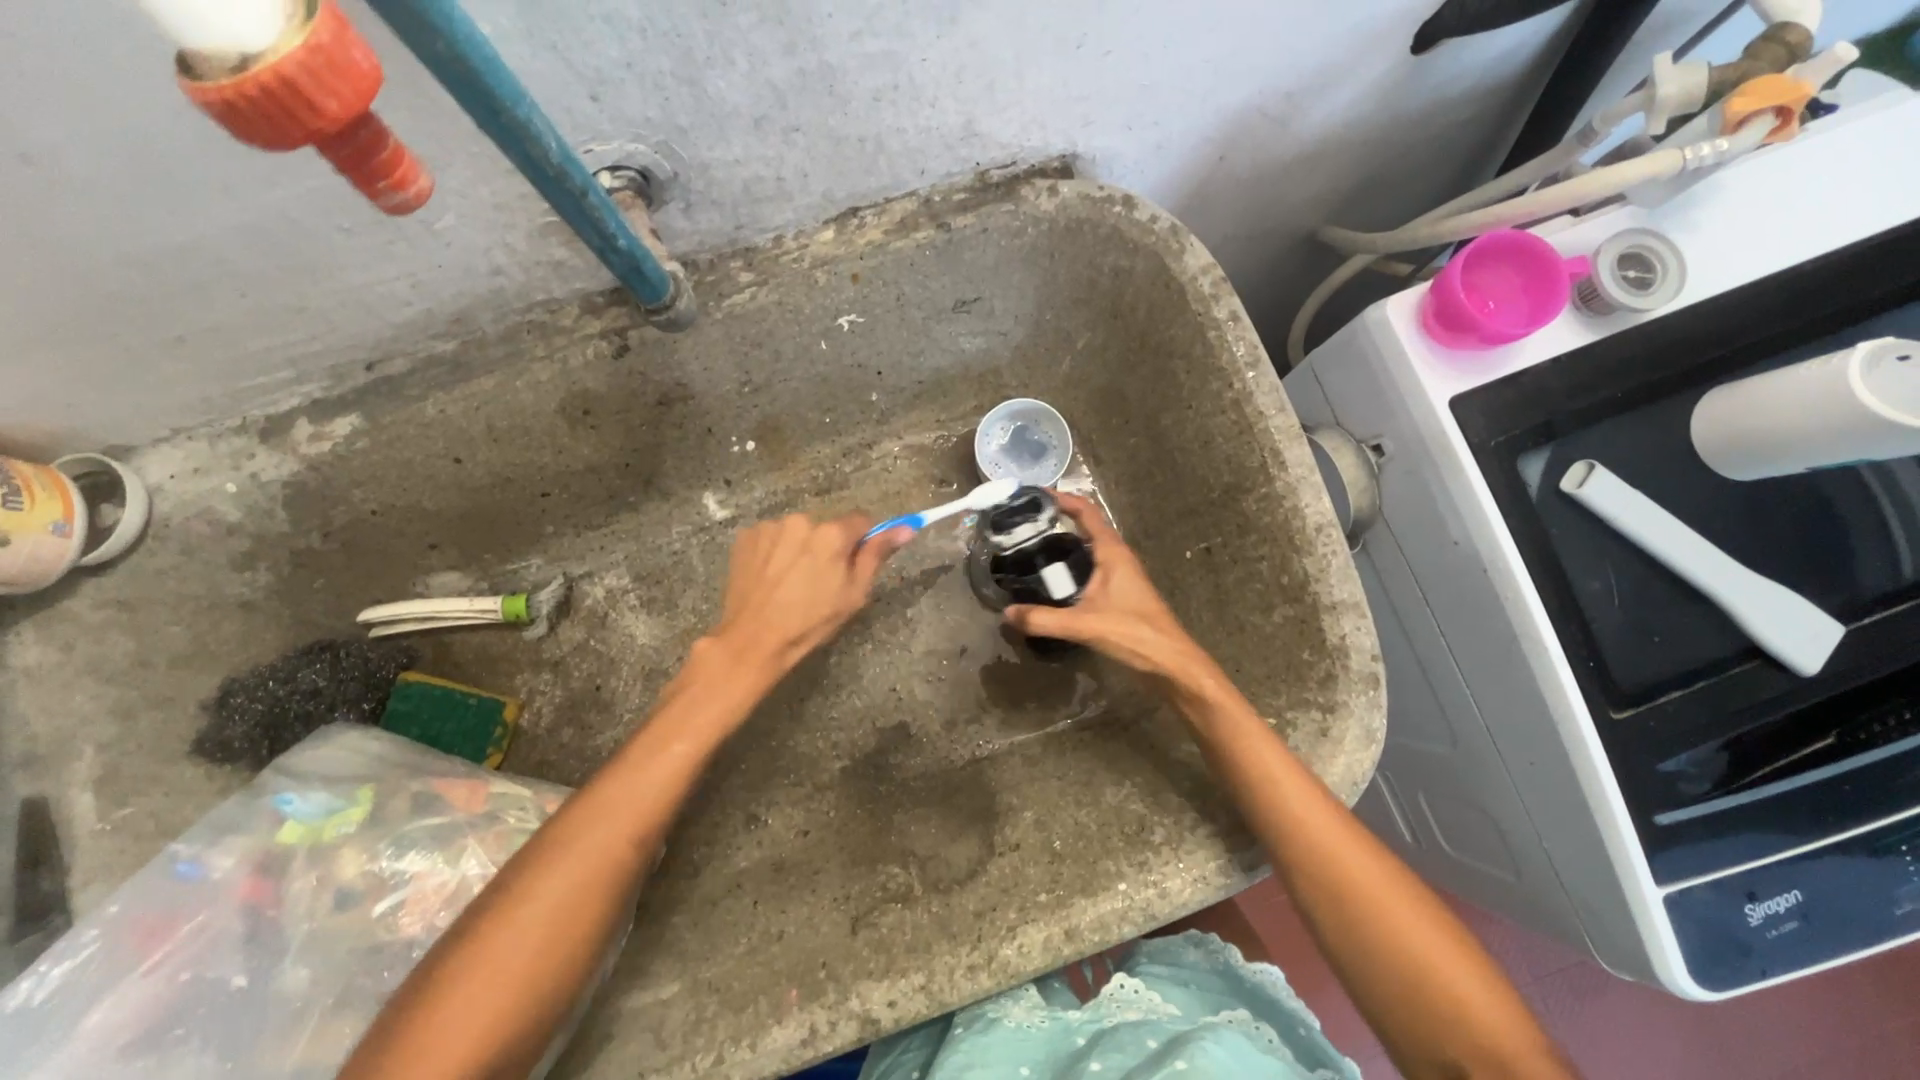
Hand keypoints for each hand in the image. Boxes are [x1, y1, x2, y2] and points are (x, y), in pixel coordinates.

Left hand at [705, 513, 909, 678]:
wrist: (754, 639)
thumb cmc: (811, 622)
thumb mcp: (854, 594)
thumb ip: (877, 555)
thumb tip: (906, 528)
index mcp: (832, 533)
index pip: (861, 520)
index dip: (861, 541)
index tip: (853, 562)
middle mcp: (801, 520)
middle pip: (826, 527)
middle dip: (827, 546)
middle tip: (820, 580)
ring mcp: (770, 526)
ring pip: (797, 532)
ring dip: (799, 548)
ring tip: (791, 581)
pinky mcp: (747, 536)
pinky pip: (772, 537)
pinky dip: (775, 552)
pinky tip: (771, 577)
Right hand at [1003, 493, 1210, 681]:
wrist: (1168, 660)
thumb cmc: (1132, 633)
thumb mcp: (1082, 625)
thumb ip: (1042, 619)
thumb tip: (1006, 614)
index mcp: (1112, 552)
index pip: (1086, 511)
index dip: (1062, 498)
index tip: (1034, 495)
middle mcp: (1117, 556)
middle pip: (1086, 526)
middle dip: (1057, 519)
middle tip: (1024, 523)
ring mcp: (1120, 573)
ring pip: (1088, 548)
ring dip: (1064, 543)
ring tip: (1031, 547)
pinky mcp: (1119, 591)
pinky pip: (1090, 567)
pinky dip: (1071, 565)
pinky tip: (1052, 581)